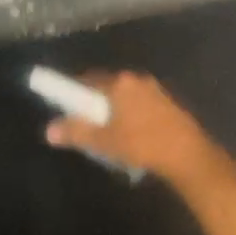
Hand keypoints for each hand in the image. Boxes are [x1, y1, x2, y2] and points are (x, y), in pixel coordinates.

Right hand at [44, 71, 219, 180]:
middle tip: (87, 126)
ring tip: (109, 135)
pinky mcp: (169, 105)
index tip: (67, 110)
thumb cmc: (141, 144)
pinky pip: (141, 105)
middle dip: (95, 104)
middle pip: (107, 87)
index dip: (73, 93)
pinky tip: (133, 137)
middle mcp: (137, 80)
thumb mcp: (103, 141)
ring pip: (125, 97)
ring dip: (115, 111)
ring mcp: (156, 91)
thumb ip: (75, 133)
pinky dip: (131, 116)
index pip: (87, 80)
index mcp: (119, 83)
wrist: (187, 154)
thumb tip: (49, 130)